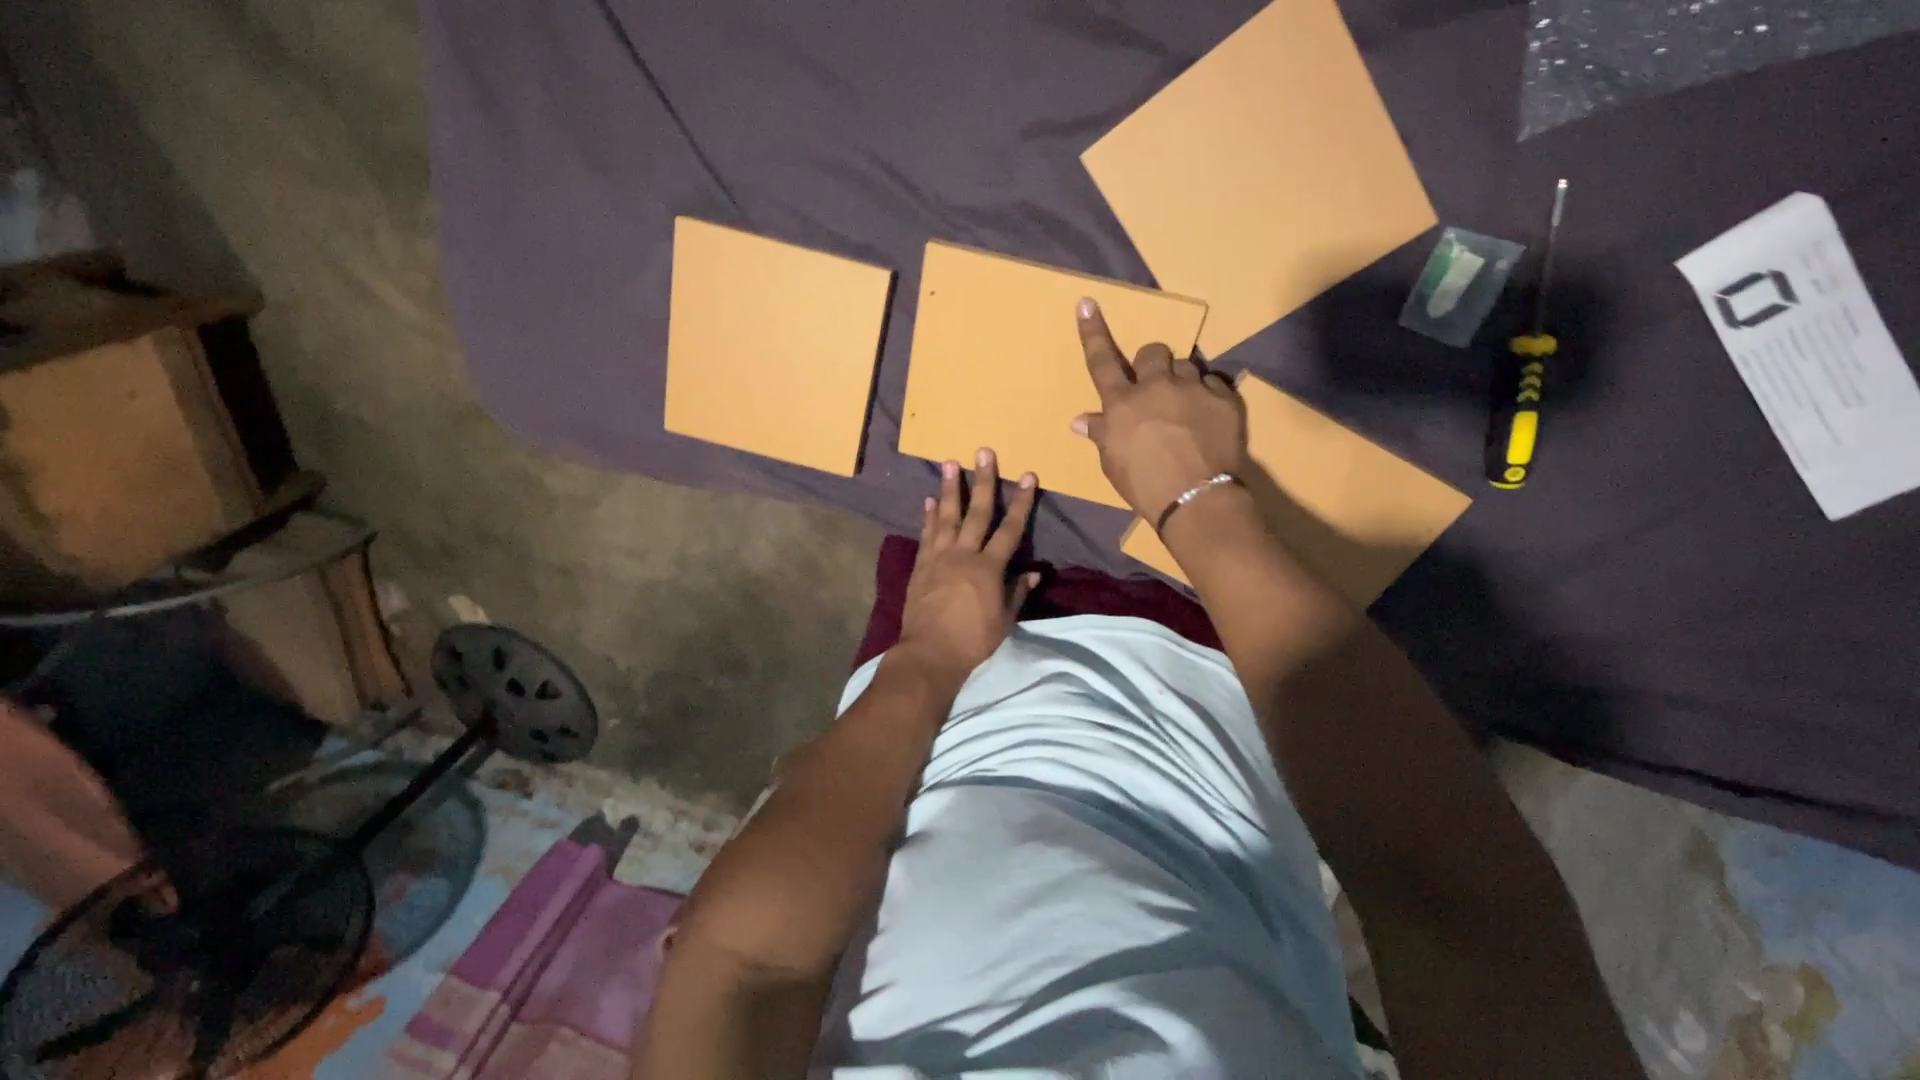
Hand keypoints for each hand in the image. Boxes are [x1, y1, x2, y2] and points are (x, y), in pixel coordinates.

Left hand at [895, 448, 1039, 682]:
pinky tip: (929, 500)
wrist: (929, 653)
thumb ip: (1017, 593)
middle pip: (976, 512)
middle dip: (983, 481)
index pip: (1009, 529)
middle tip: (983, 452)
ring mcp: (938, 558)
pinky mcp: (920, 567)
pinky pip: (926, 535)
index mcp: (989, 568)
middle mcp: (963, 555)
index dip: (1020, 502)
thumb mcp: (1004, 620)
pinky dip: (928, 517)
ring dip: (950, 489)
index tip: (1028, 476)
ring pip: (946, 516)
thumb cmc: (973, 640)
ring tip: (949, 463)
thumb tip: (1034, 573)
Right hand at [1071, 297, 1247, 520]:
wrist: (1195, 498)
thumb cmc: (1144, 485)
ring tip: (1186, 405)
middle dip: (1152, 363)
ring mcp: (1192, 389)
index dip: (1093, 332)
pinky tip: (1210, 416)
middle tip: (1156, 386)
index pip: (1102, 360)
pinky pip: (1216, 383)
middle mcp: (1155, 386)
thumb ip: (1101, 434)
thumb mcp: (1113, 463)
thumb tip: (1080, 421)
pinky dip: (1211, 395)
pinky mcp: (1224, 398)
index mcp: (1122, 403)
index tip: (1087, 303)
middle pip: (1152, 352)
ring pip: (1186, 365)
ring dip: (1182, 380)